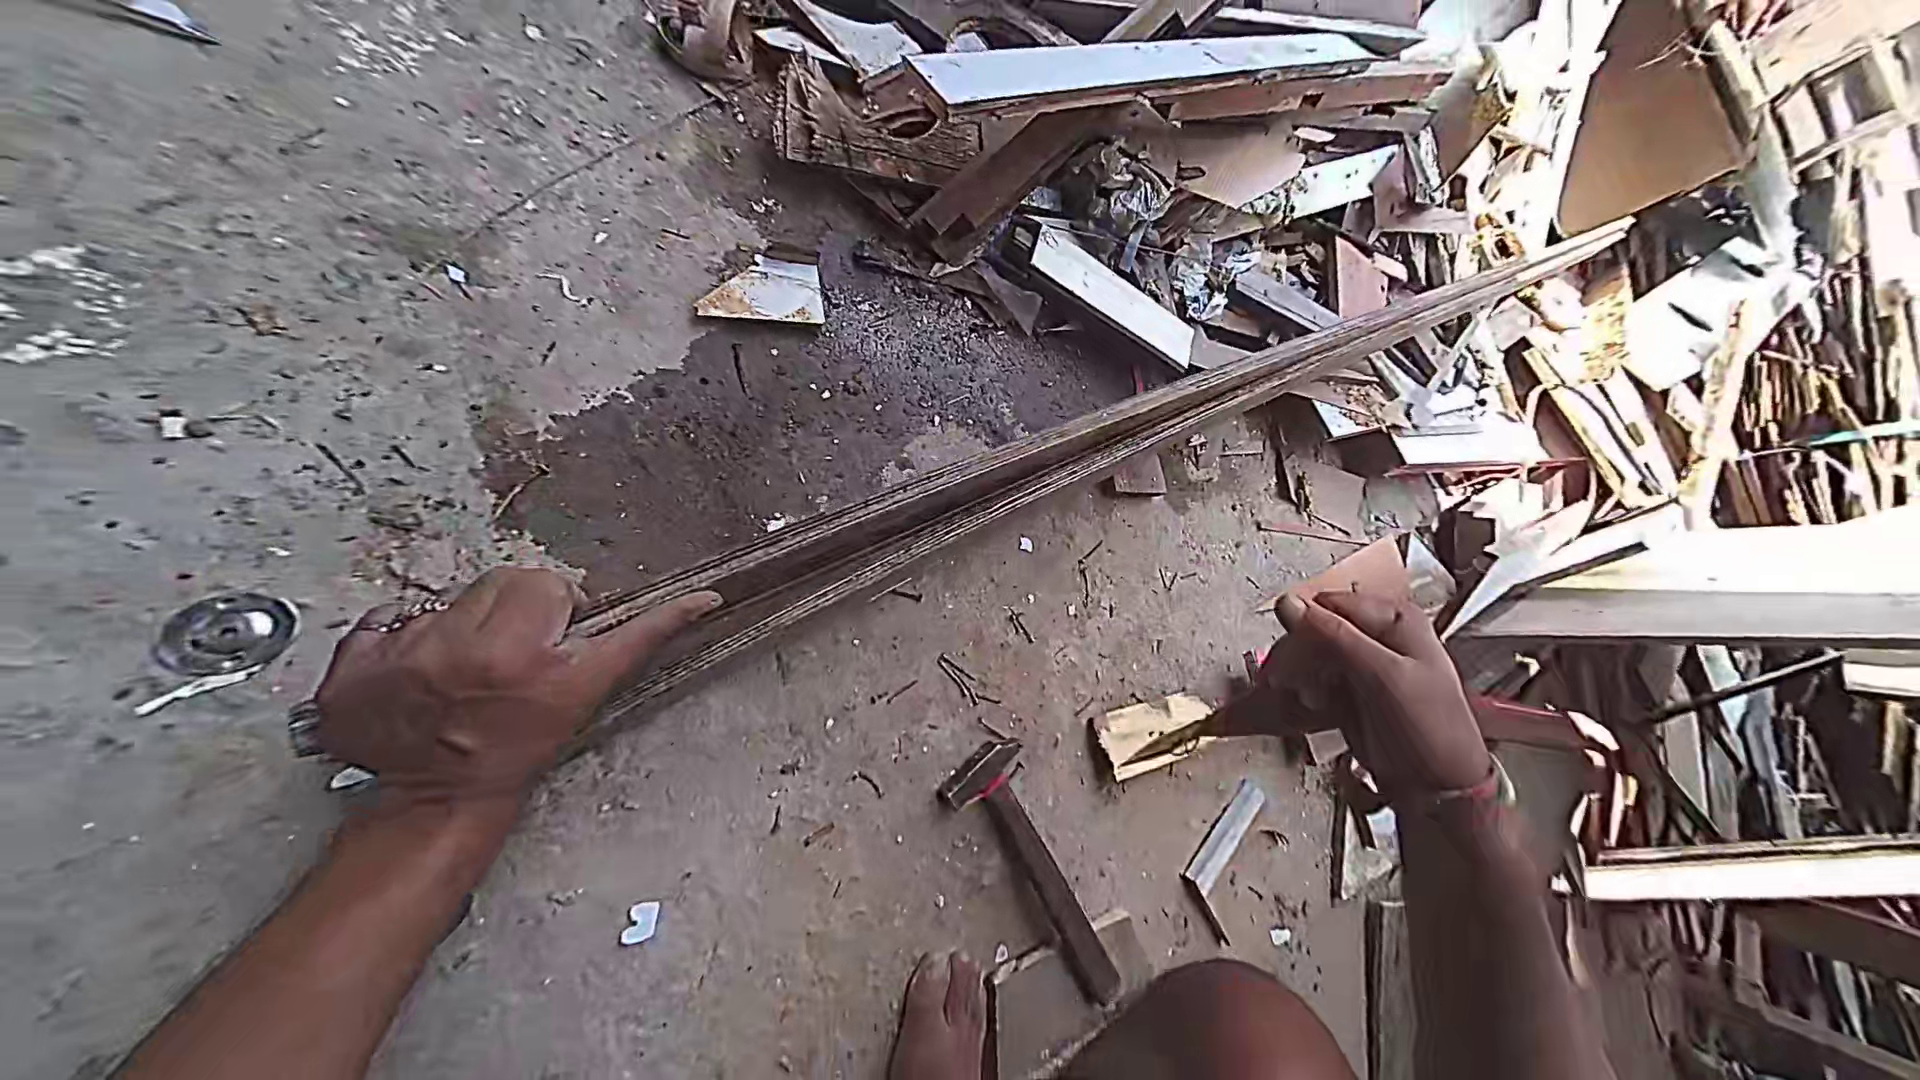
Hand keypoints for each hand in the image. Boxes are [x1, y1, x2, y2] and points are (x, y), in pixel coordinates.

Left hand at [313, 568, 720, 802]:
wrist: (444, 792)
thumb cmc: (529, 739)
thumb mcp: (597, 684)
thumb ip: (651, 632)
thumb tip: (707, 598)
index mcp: (522, 656)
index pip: (544, 583)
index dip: (555, 609)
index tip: (552, 639)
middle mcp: (458, 653)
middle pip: (498, 581)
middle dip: (516, 607)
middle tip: (514, 650)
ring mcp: (396, 661)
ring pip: (451, 595)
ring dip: (466, 621)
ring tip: (468, 663)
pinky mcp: (349, 671)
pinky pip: (389, 616)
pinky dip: (408, 636)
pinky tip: (423, 670)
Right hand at [1265, 588, 1489, 796]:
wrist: (1438, 786)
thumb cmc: (1429, 729)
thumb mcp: (1383, 675)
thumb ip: (1335, 635)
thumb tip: (1288, 603)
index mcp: (1396, 619)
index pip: (1329, 605)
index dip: (1307, 628)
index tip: (1293, 654)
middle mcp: (1377, 634)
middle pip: (1314, 628)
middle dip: (1300, 655)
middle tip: (1291, 680)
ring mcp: (1361, 660)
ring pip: (1308, 651)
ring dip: (1299, 674)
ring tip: (1309, 698)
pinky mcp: (1348, 684)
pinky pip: (1311, 673)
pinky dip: (1306, 687)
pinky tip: (1312, 703)